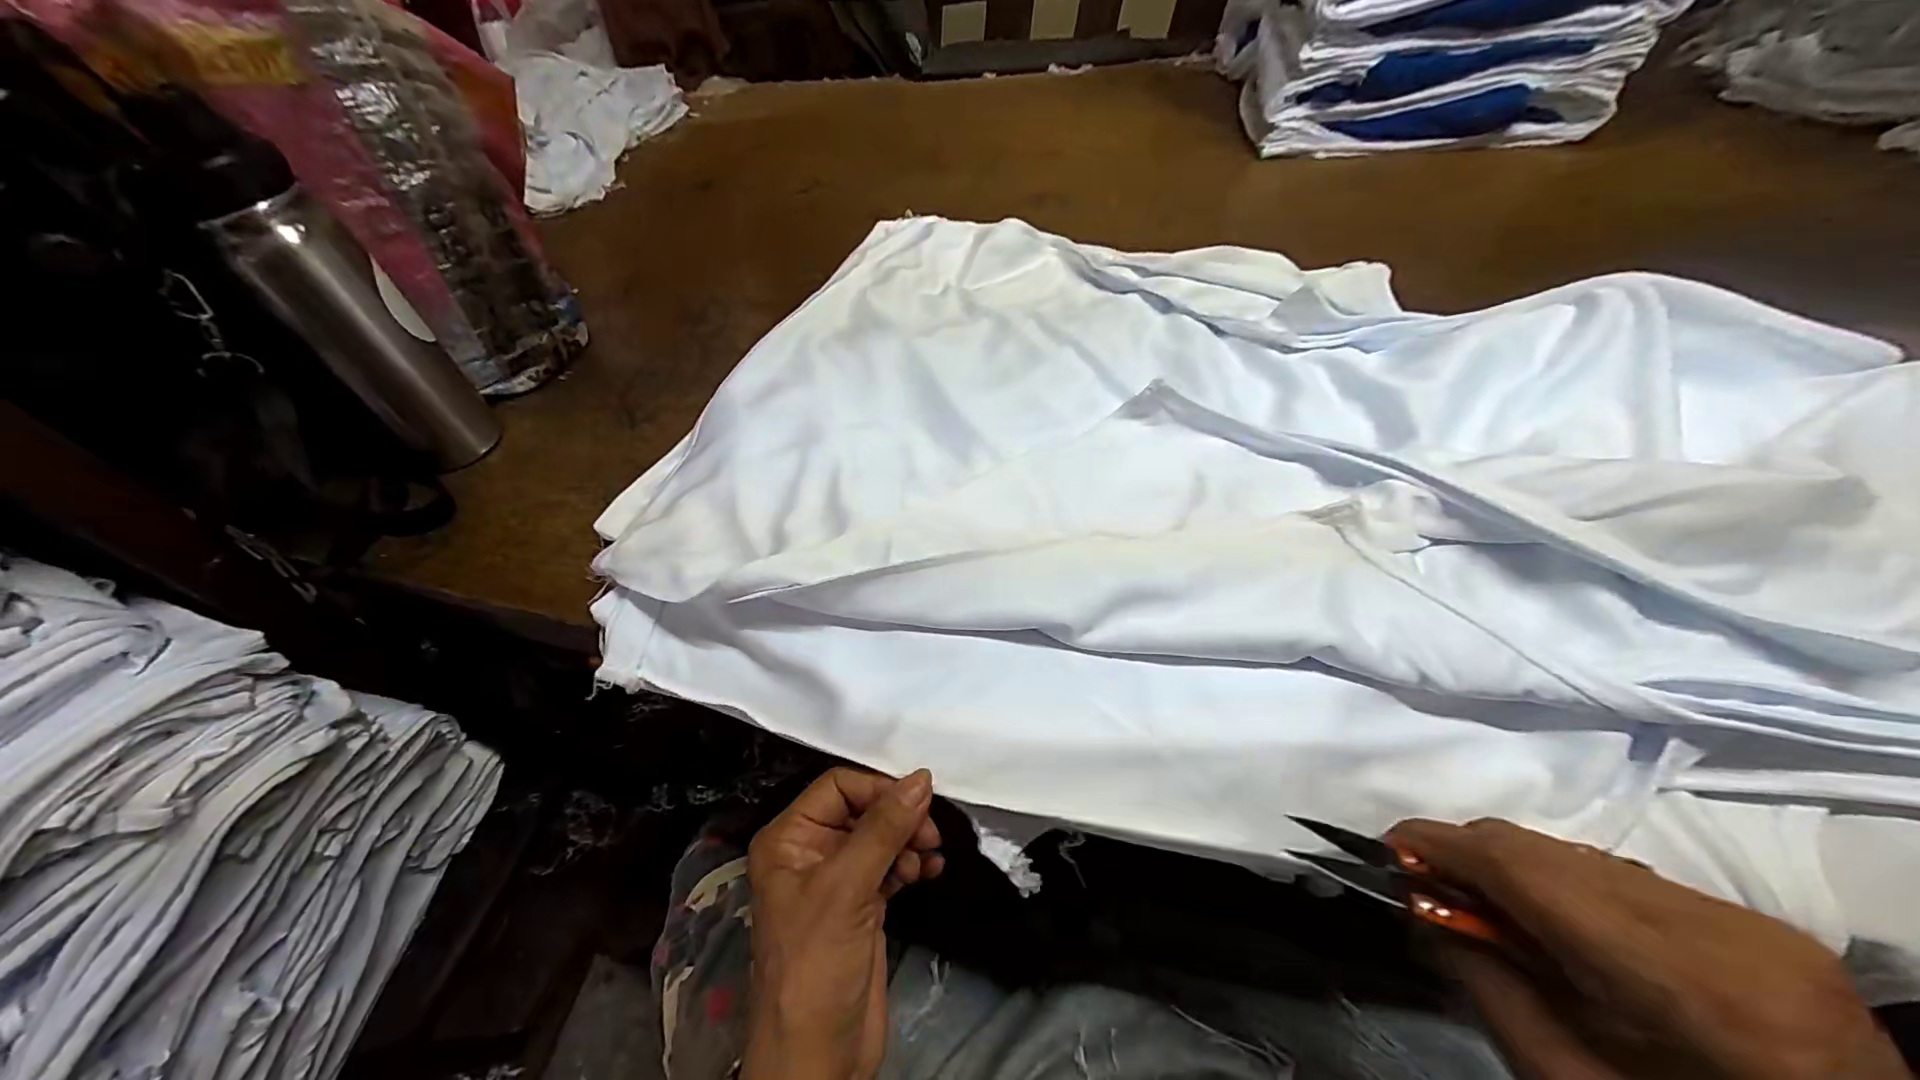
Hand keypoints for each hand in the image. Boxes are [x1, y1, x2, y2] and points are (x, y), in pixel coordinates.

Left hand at [741, 768, 943, 1079]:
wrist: (819, 1055)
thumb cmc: (816, 964)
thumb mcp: (846, 888)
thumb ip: (884, 829)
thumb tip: (922, 778)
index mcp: (789, 839)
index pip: (838, 787)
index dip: (878, 788)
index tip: (919, 801)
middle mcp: (811, 852)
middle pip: (863, 809)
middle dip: (899, 816)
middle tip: (930, 834)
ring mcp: (838, 879)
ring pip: (881, 836)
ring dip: (909, 840)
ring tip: (929, 858)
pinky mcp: (862, 903)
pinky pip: (892, 865)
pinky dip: (912, 863)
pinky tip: (931, 871)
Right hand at [1387, 818, 1907, 1079]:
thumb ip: (1490, 986)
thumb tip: (1425, 908)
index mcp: (1683, 984)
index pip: (1532, 872)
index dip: (1446, 845)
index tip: (1389, 845)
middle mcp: (1726, 932)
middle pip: (1554, 853)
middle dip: (1471, 853)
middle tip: (1422, 880)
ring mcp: (1755, 924)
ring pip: (1585, 856)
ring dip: (1514, 866)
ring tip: (1481, 902)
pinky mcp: (1763, 926)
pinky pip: (1627, 876)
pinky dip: (1565, 882)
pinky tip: (1551, 920)